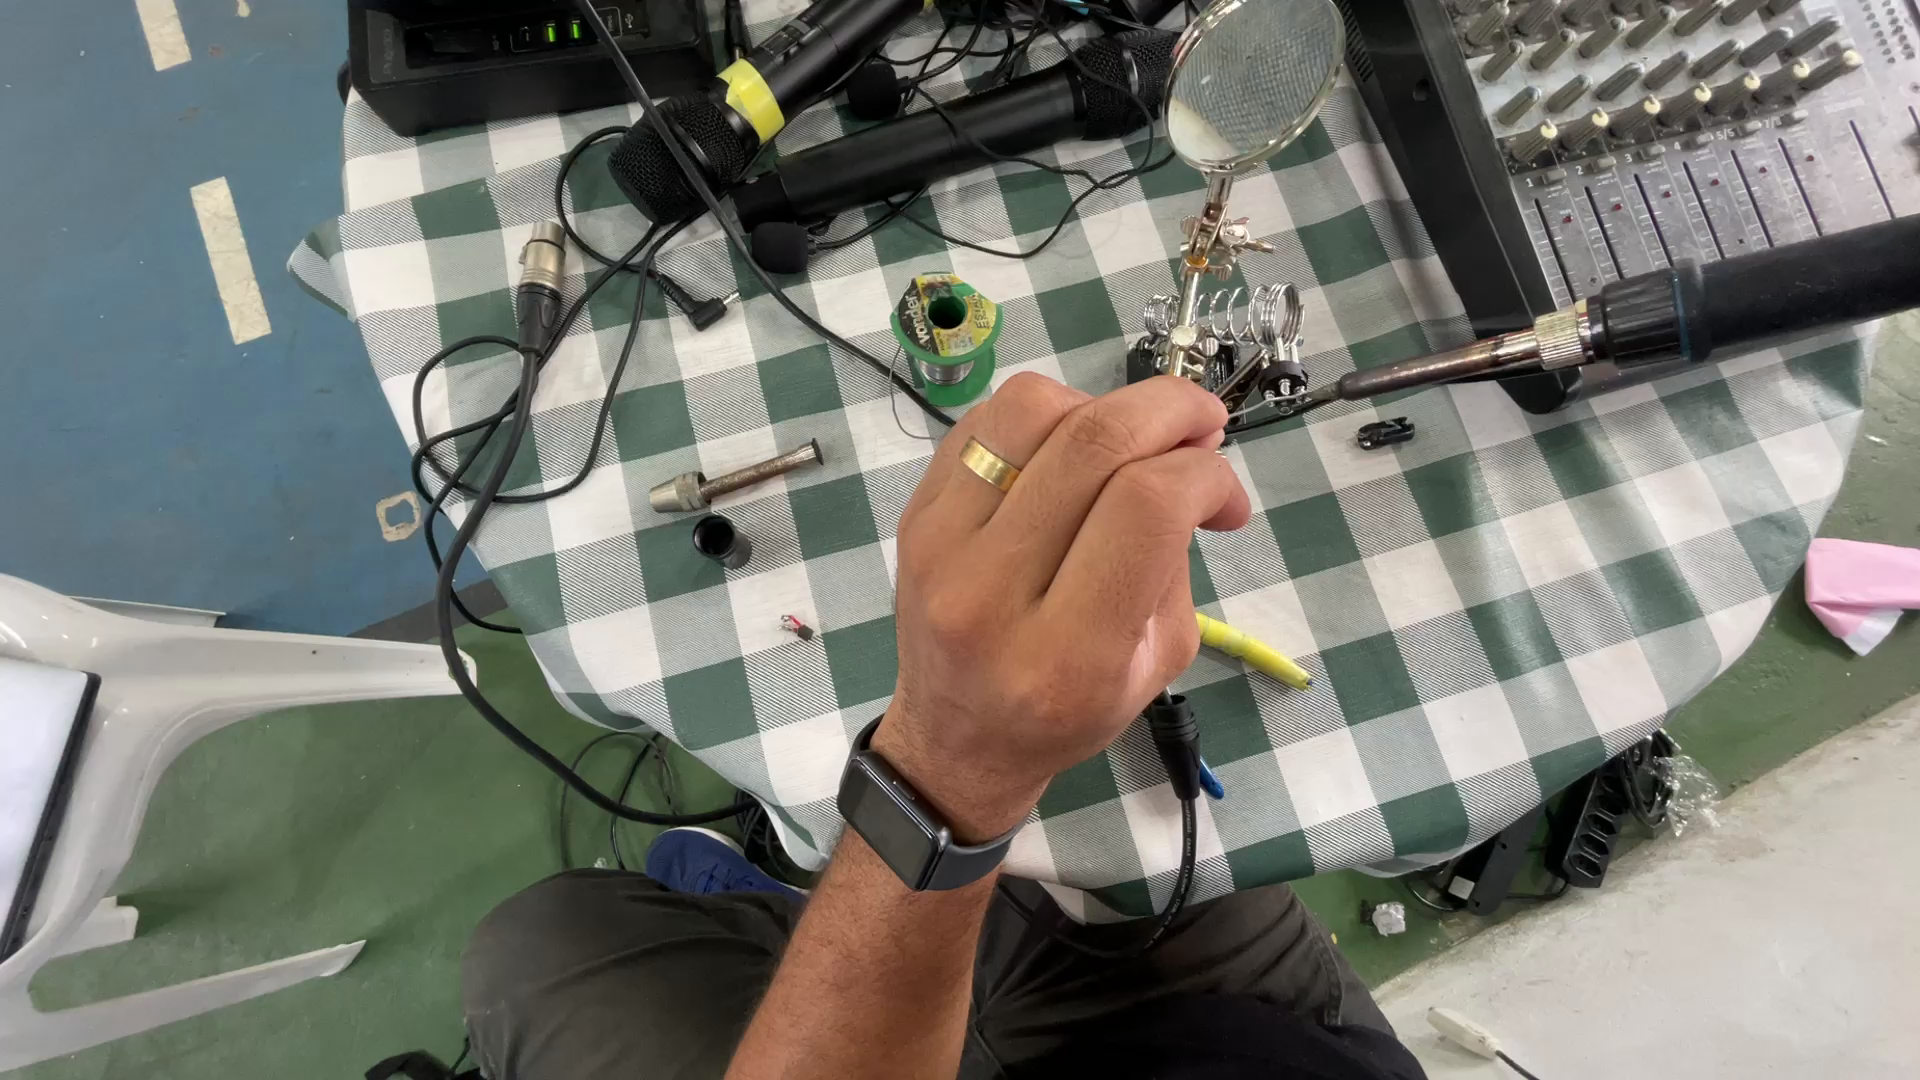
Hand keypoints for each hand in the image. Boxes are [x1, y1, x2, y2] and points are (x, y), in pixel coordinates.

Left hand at [874, 374, 1250, 840]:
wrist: (956, 737)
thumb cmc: (1064, 716)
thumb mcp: (1153, 666)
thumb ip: (1175, 561)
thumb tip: (1193, 464)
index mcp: (1063, 653)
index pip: (1145, 506)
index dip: (1205, 473)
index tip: (1223, 495)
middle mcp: (988, 589)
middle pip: (1091, 442)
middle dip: (1169, 410)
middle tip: (1203, 423)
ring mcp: (938, 542)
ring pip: (1029, 409)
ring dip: (1101, 403)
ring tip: (1129, 439)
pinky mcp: (915, 513)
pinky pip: (985, 419)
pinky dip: (1046, 413)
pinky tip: (1069, 448)